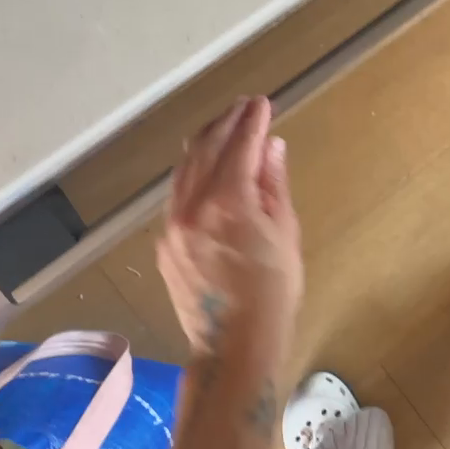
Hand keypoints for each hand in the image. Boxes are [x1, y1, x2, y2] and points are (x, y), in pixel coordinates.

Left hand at [157, 96, 302, 355]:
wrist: (234, 345)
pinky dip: (194, 170)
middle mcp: (191, 207)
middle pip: (206, 149)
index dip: (253, 121)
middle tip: (246, 107)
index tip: (264, 103)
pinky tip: (208, 166)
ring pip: (185, 168)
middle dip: (227, 123)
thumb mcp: (284, 231)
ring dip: (207, 142)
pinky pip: (178, 192)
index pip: (240, 146)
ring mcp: (172, 225)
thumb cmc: (273, 290)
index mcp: (227, 202)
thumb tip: (270, 146)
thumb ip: (273, 183)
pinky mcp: (165, 242)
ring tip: (227, 126)